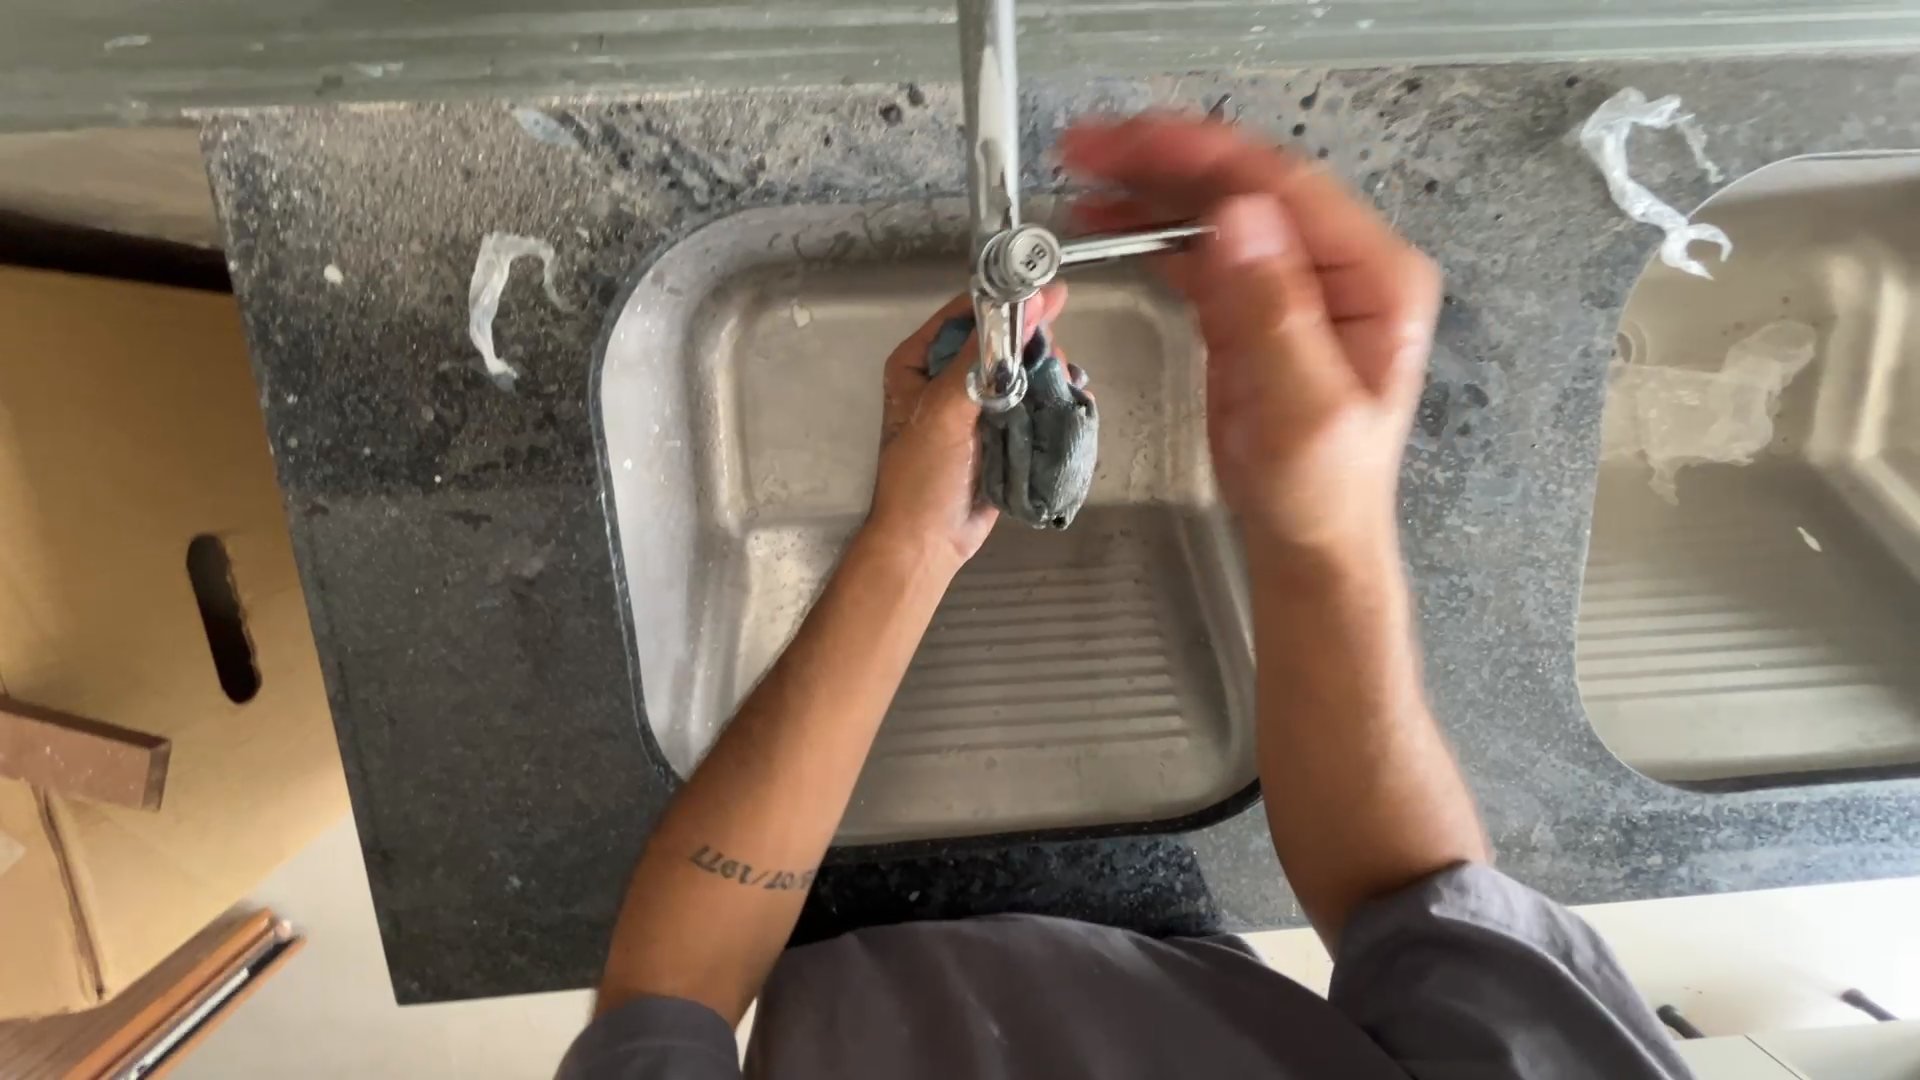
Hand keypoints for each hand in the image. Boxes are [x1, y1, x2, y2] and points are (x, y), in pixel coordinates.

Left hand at [868, 286, 1069, 569]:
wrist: (929, 541)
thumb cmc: (922, 477)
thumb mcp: (944, 408)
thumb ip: (984, 356)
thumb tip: (1029, 304)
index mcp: (919, 362)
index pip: (966, 314)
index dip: (1005, 303)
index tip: (1048, 297)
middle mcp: (947, 378)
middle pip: (1000, 340)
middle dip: (1031, 345)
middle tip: (1052, 358)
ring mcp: (975, 406)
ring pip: (1021, 371)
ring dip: (1046, 374)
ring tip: (1065, 382)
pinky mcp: (999, 431)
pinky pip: (1030, 403)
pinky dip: (1050, 400)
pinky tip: (1070, 399)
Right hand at [1063, 115, 1440, 559]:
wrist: (1306, 534)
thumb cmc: (1321, 488)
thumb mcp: (1305, 410)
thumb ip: (1275, 315)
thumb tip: (1239, 222)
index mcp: (1368, 278)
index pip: (1281, 189)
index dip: (1202, 158)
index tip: (1132, 143)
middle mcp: (1331, 269)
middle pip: (1241, 189)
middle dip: (1164, 163)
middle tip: (1091, 150)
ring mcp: (1286, 287)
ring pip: (1212, 218)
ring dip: (1150, 195)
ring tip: (1088, 179)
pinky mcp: (1246, 313)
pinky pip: (1198, 259)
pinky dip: (1153, 239)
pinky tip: (1116, 227)